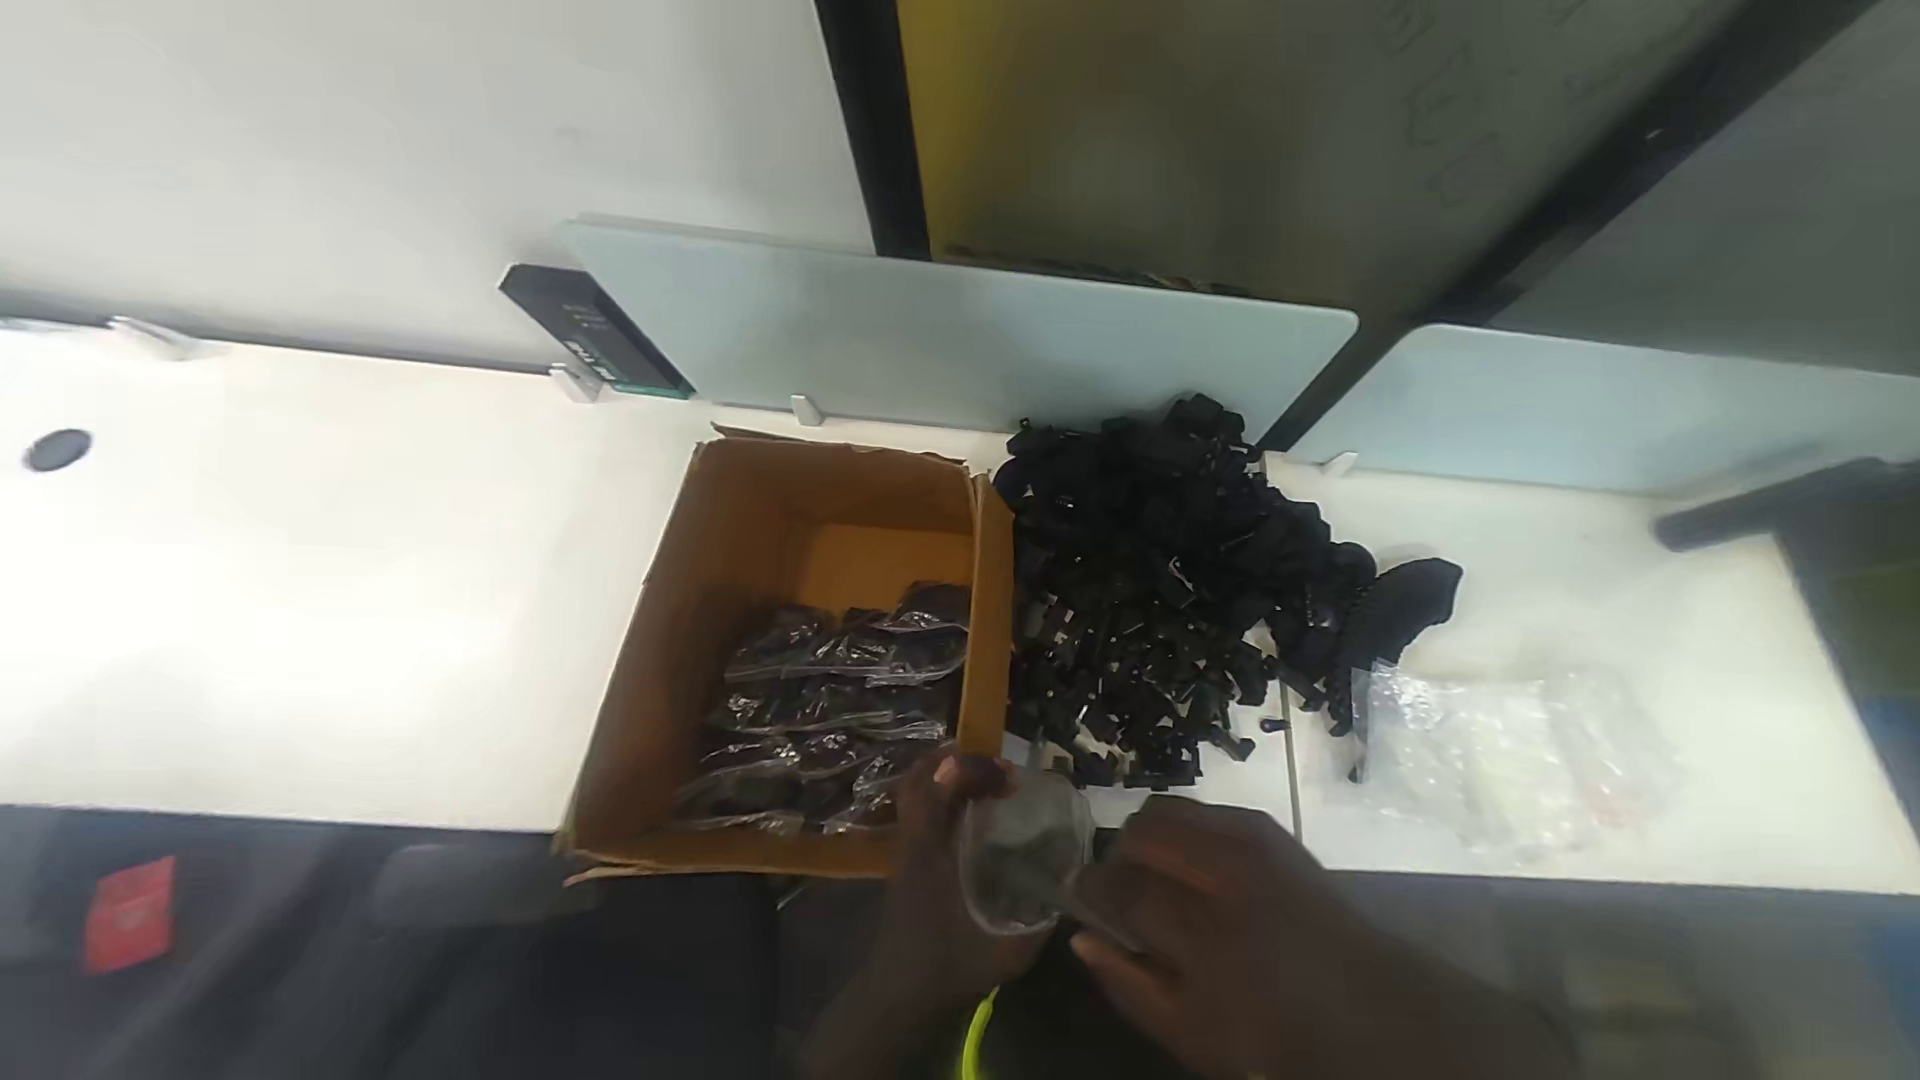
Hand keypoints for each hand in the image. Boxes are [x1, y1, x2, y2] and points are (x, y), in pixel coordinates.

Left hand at [798, 750, 1047, 1079]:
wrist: (897, 997)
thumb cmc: (947, 969)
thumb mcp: (1001, 954)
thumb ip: (1038, 924)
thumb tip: (1071, 889)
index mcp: (930, 854)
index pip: (936, 791)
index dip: (969, 770)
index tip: (1007, 774)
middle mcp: (914, 842)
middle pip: (917, 781)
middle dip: (953, 761)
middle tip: (994, 765)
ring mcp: (906, 848)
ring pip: (913, 792)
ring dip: (943, 773)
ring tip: (982, 773)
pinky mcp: (907, 859)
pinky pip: (917, 809)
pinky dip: (939, 793)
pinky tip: (968, 805)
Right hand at [1072, 795, 1572, 1079]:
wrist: (1378, 1010)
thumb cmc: (1279, 1041)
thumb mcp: (1196, 1039)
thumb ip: (1129, 986)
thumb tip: (1080, 934)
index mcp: (1209, 940)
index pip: (1124, 888)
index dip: (1092, 886)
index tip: (1081, 893)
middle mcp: (1227, 877)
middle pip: (1139, 835)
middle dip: (1116, 858)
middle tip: (1123, 890)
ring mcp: (1249, 843)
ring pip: (1162, 809)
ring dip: (1143, 837)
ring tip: (1153, 872)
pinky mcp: (1264, 827)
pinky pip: (1197, 807)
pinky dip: (1177, 828)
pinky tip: (1190, 863)